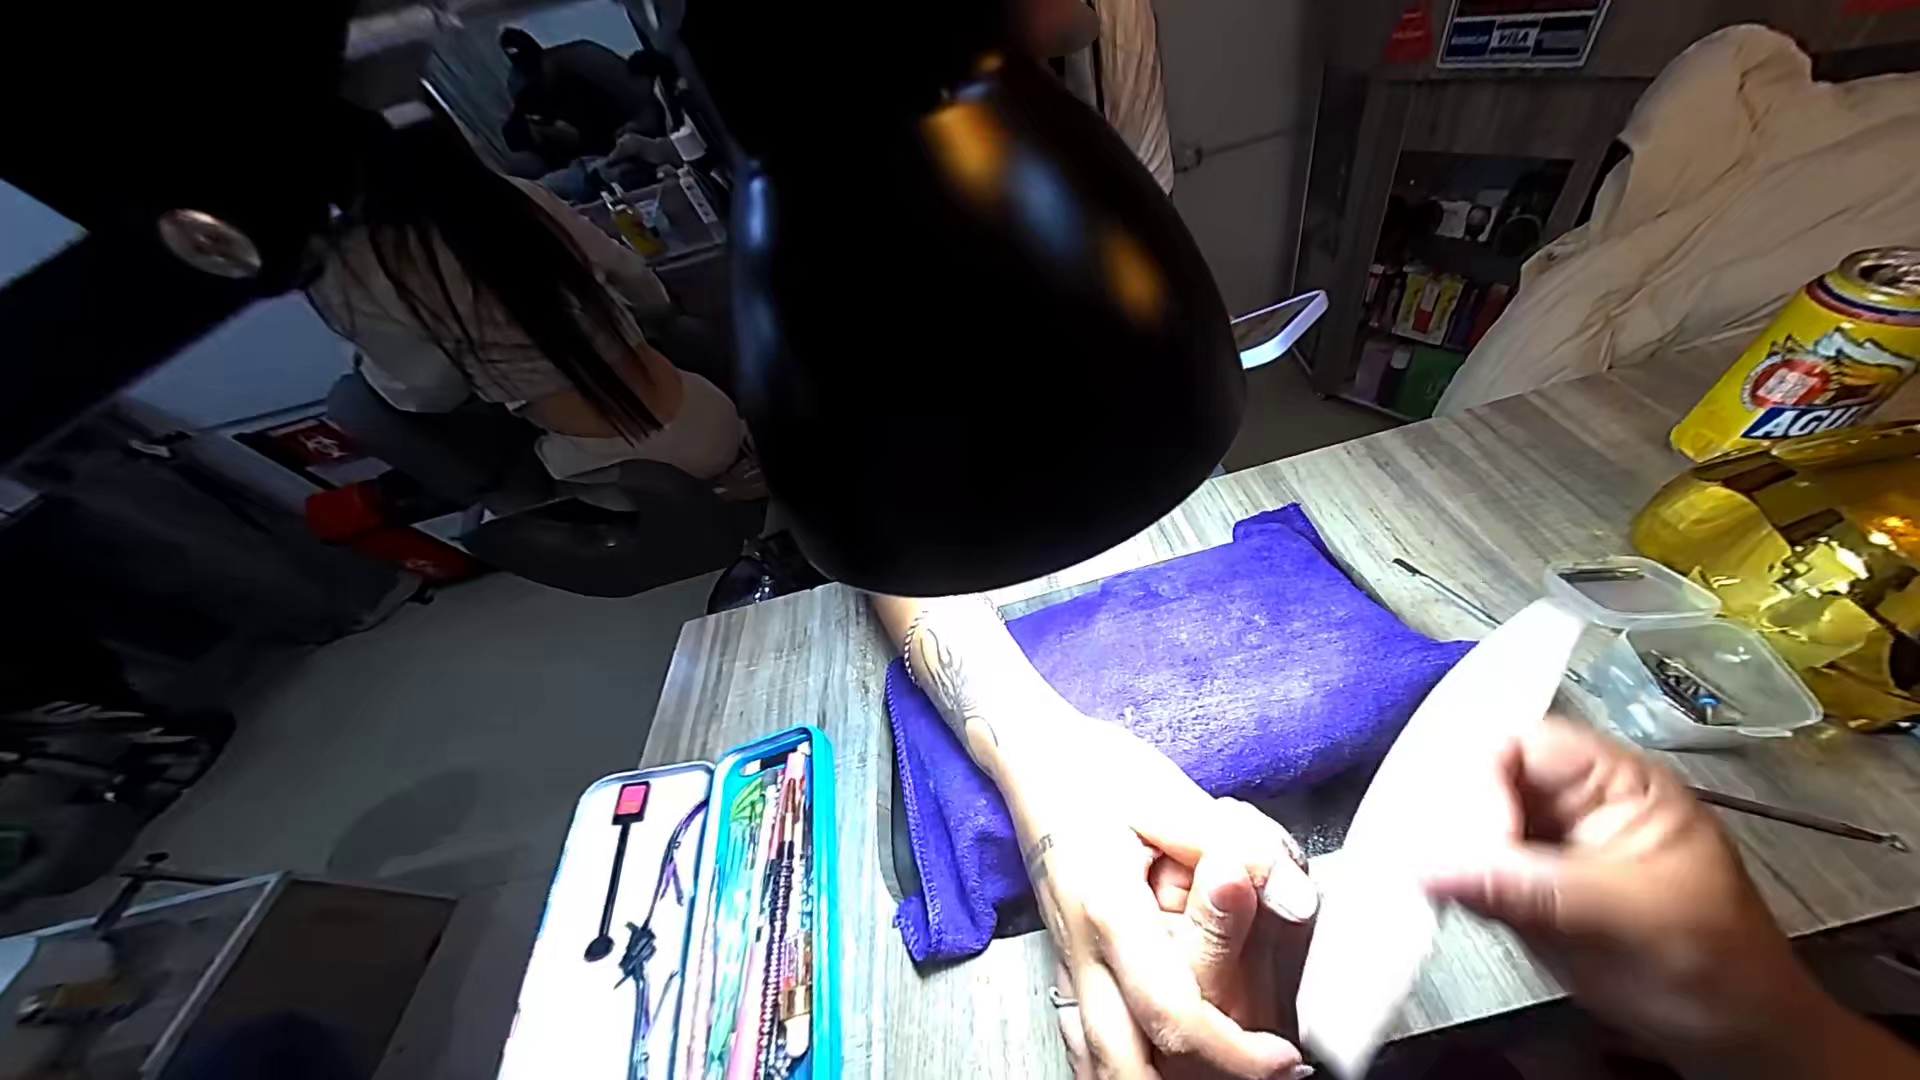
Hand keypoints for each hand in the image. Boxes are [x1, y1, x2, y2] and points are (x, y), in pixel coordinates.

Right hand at [997, 712, 1315, 1079]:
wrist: (1031, 752)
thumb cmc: (1094, 765)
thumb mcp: (1165, 794)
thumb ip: (1231, 846)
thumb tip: (1292, 896)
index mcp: (1108, 905)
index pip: (1172, 1011)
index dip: (1236, 1051)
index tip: (1285, 1059)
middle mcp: (1080, 940)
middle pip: (1118, 1062)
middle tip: (1249, 1075)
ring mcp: (1063, 946)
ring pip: (1089, 1054)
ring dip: (1142, 1078)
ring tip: (1199, 1072)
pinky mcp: (1060, 942)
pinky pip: (1079, 1028)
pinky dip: (1110, 1059)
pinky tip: (1141, 1056)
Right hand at [1419, 718, 1822, 1056]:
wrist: (1735, 1042)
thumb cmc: (1719, 973)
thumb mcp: (1630, 920)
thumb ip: (1530, 889)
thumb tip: (1434, 872)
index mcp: (1613, 781)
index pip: (1521, 744)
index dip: (1487, 776)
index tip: (1478, 835)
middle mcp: (1564, 792)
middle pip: (1477, 769)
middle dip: (1451, 808)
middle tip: (1436, 851)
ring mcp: (1532, 825)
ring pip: (1457, 804)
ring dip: (1436, 835)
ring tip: (1431, 870)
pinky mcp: (1505, 860)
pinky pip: (1453, 843)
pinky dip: (1436, 859)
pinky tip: (1432, 880)